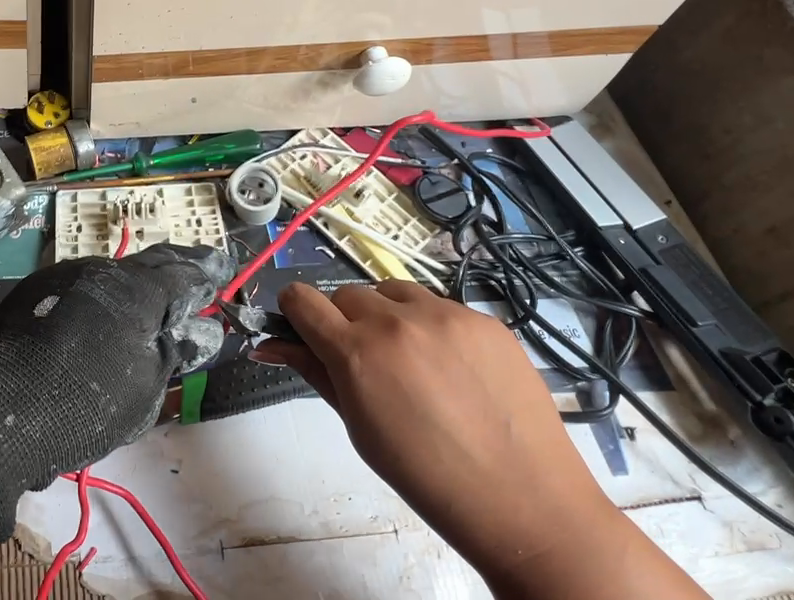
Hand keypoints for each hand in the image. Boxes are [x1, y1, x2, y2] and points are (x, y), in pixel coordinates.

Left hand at [0, 244, 230, 541]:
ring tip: (145, 299)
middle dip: (172, 268)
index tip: (222, 268)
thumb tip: (195, 333)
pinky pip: (76, 288)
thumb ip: (171, 353)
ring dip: (129, 286)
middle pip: (145, 265)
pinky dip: (96, 298)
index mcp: (136, 291)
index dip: (204, 272)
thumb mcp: (145, 390)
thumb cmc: (86, 405)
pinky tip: (96, 317)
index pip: (181, 272)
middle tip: (194, 271)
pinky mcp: (30, 290)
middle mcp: (99, 271)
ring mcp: (60, 276)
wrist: (0, 412)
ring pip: (107, 276)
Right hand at [255, 280, 646, 591]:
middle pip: (346, 294)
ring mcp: (446, 315)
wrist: (524, 502)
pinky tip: (452, 369)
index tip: (304, 331)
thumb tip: (269, 344)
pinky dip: (432, 327)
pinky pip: (440, 306)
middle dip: (344, 321)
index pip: (301, 299)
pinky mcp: (484, 319)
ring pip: (392, 292)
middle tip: (364, 362)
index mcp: (357, 352)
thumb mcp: (358, 427)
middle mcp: (397, 321)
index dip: (295, 313)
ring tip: (410, 360)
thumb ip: (314, 373)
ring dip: (387, 315)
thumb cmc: (426, 477)